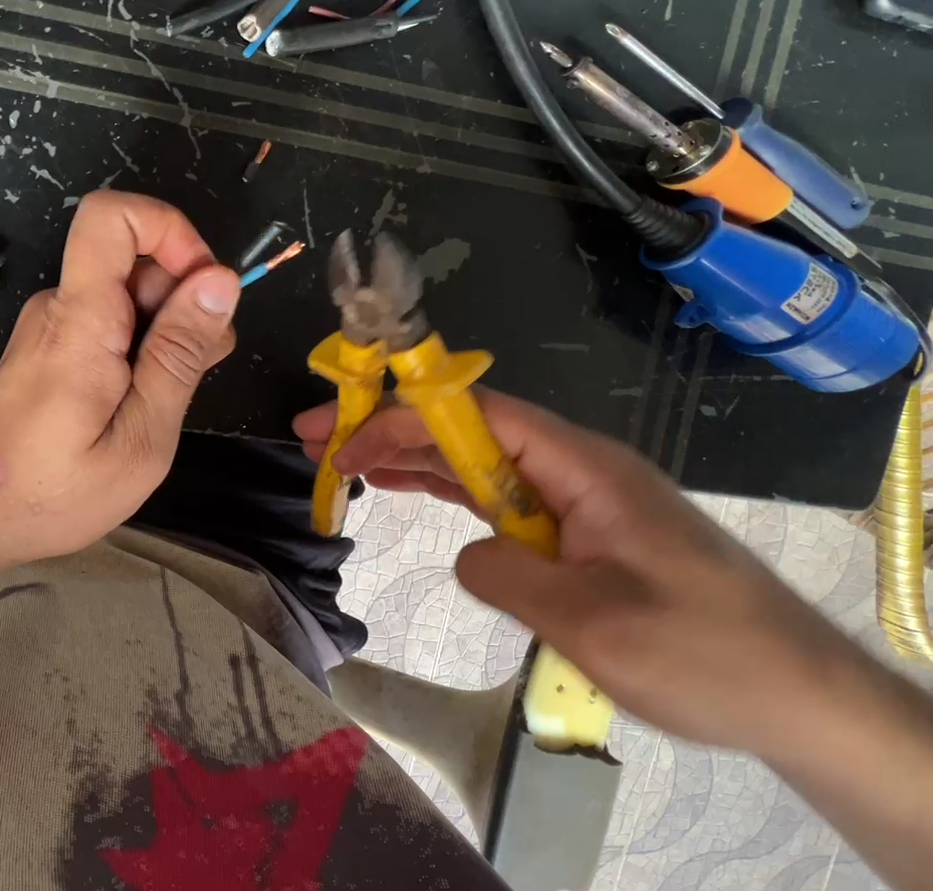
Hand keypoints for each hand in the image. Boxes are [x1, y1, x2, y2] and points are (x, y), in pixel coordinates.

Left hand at [0, 190, 238, 568]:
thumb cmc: (55, 492)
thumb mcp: (140, 438)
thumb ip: (179, 355)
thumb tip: (219, 279)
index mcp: (79, 319)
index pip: (109, 215)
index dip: (168, 228)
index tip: (203, 287)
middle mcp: (58, 306)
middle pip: (135, 261)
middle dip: (183, 305)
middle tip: (188, 378)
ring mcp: (51, 324)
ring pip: (129, 297)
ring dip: (164, 337)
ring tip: (157, 405)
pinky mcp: (49, 344)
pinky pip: (108, 323)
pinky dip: (137, 352)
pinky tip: (133, 404)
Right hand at [293, 391, 875, 755]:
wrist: (800, 699)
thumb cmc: (704, 652)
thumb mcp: (591, 621)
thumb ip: (503, 571)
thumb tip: (466, 553)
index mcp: (582, 468)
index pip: (475, 416)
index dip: (400, 418)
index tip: (342, 442)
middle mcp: (574, 469)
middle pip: (464, 429)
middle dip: (386, 429)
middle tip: (314, 441)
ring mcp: (572, 498)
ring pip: (471, 459)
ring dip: (405, 457)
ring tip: (337, 459)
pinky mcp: (572, 529)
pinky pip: (491, 494)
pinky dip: (439, 488)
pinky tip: (397, 486)